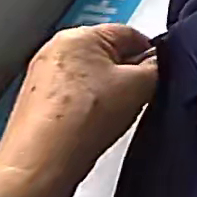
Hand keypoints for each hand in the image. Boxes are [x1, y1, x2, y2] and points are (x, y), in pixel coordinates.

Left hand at [0, 25, 157, 196]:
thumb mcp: (139, 86)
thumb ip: (156, 67)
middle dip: (126, 75)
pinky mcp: (38, 101)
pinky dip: (88, 109)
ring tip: (111, 116)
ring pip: (91, 78)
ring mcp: (43, 76)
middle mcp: (55, 49)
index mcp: (79, 34)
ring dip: (106, 94)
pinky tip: (92, 125)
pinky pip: (74, 98)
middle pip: (108, 54)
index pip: (129, 33)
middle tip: (135, 98)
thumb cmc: (80, 121)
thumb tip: (156, 64)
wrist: (41, 162)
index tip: (159, 73)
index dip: (150, 53)